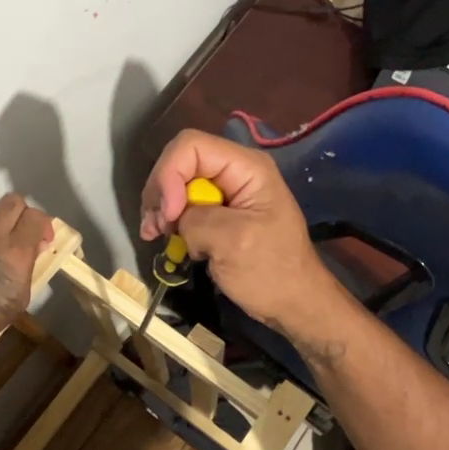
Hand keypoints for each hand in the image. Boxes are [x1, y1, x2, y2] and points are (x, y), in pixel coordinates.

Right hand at [140, 129, 347, 337]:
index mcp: (247, 167)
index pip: (191, 146)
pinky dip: (169, 219)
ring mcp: (226, 192)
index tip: (168, 215)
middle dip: (161, 192)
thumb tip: (174, 218)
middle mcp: (235, 171)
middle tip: (154, 228)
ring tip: (155, 235)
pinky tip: (164, 238)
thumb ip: (197, 218)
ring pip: (177, 183)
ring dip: (160, 207)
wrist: (294, 304)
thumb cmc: (271, 271)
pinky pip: (184, 204)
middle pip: (180, 162)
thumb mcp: (233, 241)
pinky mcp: (218, 213)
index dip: (170, 174)